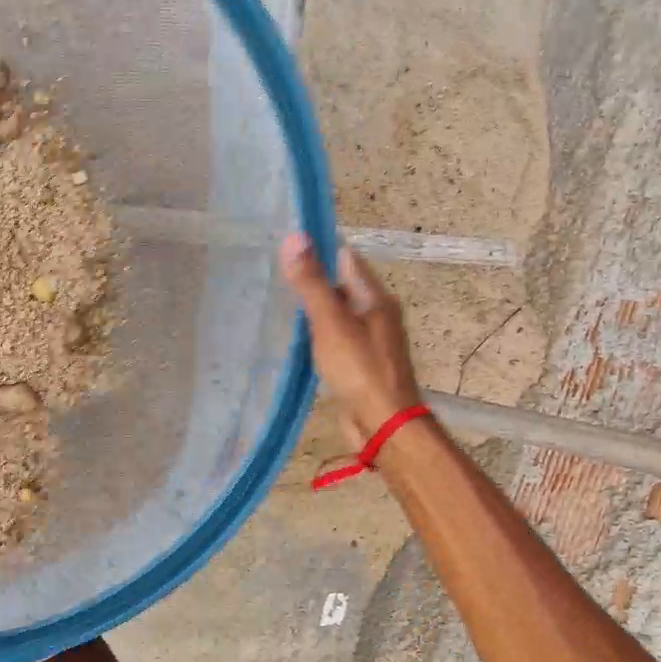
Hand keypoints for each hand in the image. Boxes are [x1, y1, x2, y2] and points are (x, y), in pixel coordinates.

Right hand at [280, 234, 423, 439]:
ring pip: (340, 316)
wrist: (383, 425)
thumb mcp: (330, 323)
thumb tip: (295, 236)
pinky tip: (300, 343)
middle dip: (316, 279)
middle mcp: (378, 316)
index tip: (288, 244)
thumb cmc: (360, 370)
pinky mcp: (362, 367)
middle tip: (277, 273)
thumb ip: (312, 283)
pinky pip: (338, 341)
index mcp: (376, 299)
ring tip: (281, 305)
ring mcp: (372, 343)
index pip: (348, 260)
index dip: (321, 249)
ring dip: (317, 310)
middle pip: (344, 288)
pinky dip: (320, 336)